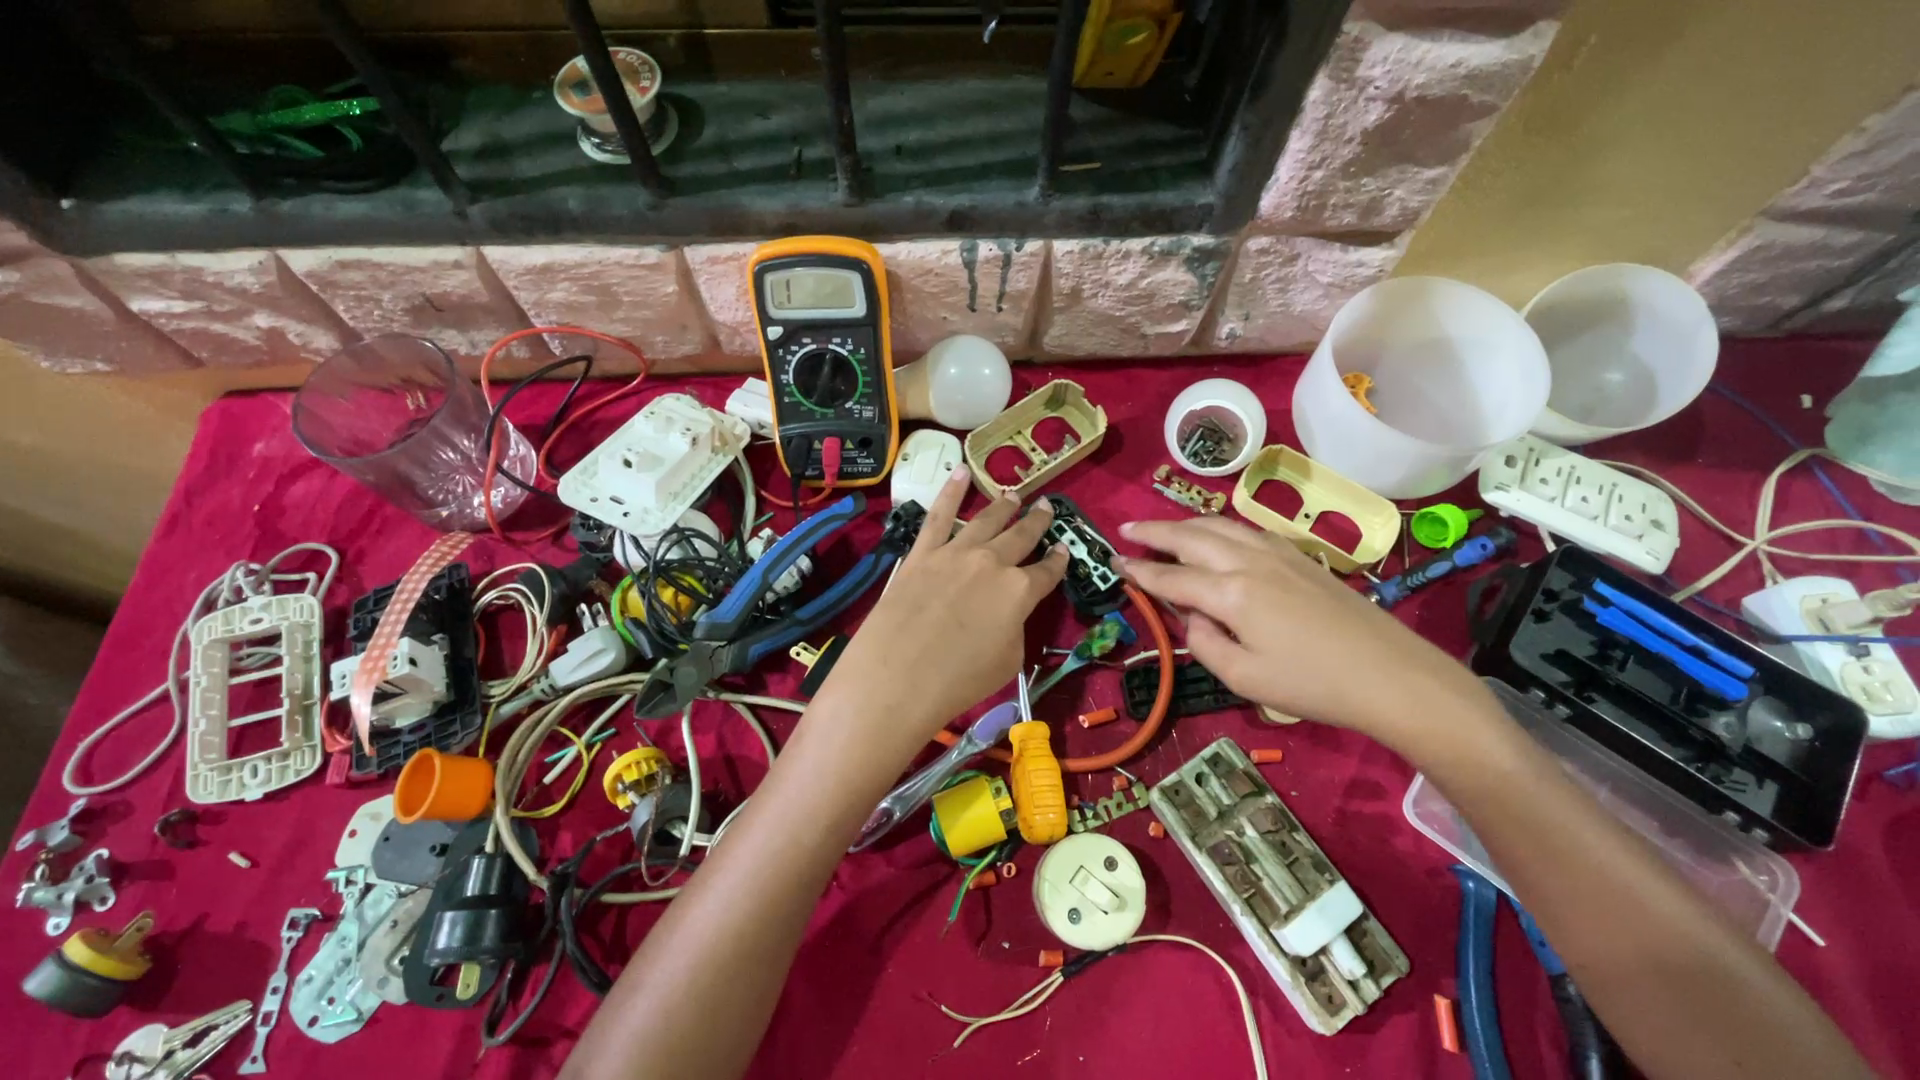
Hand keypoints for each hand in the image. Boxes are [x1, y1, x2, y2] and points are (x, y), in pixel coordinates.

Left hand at [810, 466, 1068, 749]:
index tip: (1063, 550)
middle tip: (1045, 507)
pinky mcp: (922, 552)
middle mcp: (993, 562)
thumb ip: (1015, 626)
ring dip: (1004, 505)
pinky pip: (939, 515)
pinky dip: (951, 491)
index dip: (1058, 561)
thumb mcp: (1008, 660)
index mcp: (1021, 591)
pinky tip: (961, 473)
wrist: (899, 675)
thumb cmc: (959, 680)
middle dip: (1036, 521)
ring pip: (986, 519)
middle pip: (1021, 536)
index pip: (1047, 571)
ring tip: (1015, 493)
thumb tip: (1007, 612)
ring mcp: (955, 552)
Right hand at [1114, 516, 1494, 746]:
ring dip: (1185, 524)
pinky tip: (1216, 536)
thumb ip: (1205, 643)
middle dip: (1154, 532)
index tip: (1114, 563)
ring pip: (1220, 525)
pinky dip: (1218, 527)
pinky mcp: (1301, 557)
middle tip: (1126, 529)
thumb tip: (1192, 618)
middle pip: (1191, 537)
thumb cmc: (1313, 685)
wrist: (1390, 674)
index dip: (1139, 572)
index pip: (1171, 578)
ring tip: (1162, 528)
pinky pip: (1246, 530)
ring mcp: (1278, 554)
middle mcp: (1249, 561)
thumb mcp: (1244, 679)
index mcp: (1230, 593)